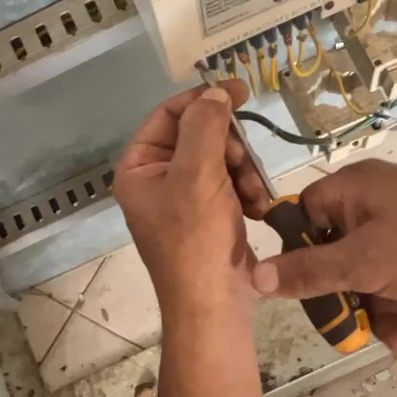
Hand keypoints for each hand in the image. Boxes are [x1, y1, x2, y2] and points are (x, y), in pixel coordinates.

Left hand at [114, 81, 258, 324]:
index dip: (203, 100)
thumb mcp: (197, 175)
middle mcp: (157, 181)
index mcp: (138, 170)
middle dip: (230, 149)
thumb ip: (205, 126)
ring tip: (253, 197)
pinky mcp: (211, 218)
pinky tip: (257, 209)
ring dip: (244, 173)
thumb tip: (215, 94)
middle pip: (200, 136)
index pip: (168, 115)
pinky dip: (248, 193)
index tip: (240, 92)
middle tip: (243, 166)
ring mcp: (185, 201)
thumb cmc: (196, 241)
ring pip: (222, 160)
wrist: (215, 305)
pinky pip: (232, 186)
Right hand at [251, 160, 396, 364]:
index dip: (299, 255)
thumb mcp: (364, 263)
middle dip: (354, 305)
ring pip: (376, 280)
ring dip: (388, 320)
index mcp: (355, 191)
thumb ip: (309, 272)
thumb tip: (253, 275)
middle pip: (340, 259)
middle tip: (356, 338)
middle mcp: (377, 205)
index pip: (305, 217)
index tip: (302, 291)